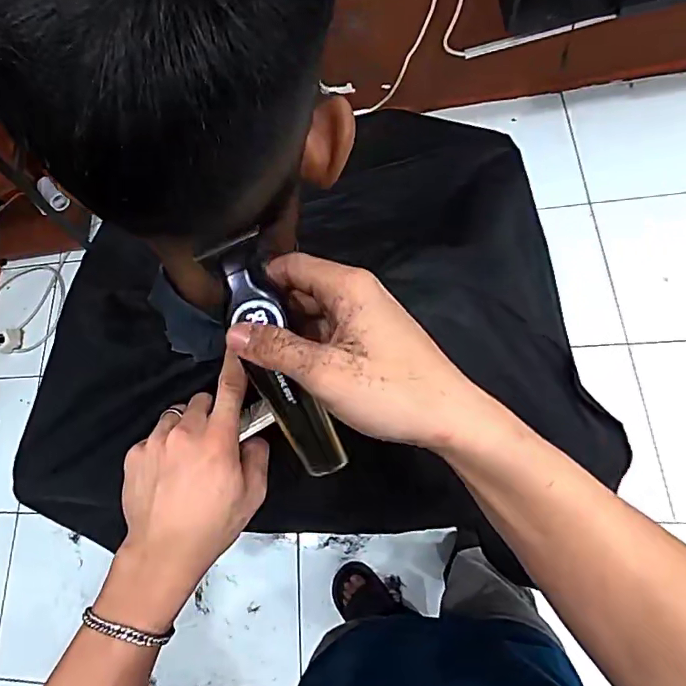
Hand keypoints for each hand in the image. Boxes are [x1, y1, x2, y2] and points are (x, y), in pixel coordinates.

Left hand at [95, 350, 269, 633]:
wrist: (162, 549)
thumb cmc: (208, 527)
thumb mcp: (250, 497)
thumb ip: (257, 459)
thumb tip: (253, 441)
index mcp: (217, 441)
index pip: (228, 391)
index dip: (234, 368)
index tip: (236, 352)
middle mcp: (184, 433)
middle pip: (200, 402)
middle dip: (210, 415)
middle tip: (213, 442)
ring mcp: (156, 441)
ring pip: (174, 417)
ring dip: (183, 430)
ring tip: (187, 461)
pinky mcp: (135, 452)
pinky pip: (153, 437)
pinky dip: (162, 447)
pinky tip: (166, 473)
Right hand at [225, 253, 519, 457]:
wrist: (451, 421)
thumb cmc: (391, 391)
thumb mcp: (323, 372)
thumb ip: (275, 349)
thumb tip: (233, 333)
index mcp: (347, 287)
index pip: (290, 264)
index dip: (259, 282)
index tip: (233, 308)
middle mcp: (356, 293)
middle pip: (299, 288)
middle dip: (269, 311)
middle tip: (241, 341)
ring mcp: (364, 316)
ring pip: (311, 313)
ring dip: (286, 332)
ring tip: (259, 357)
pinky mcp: (368, 337)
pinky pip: (326, 331)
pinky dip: (305, 345)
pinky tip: (290, 368)